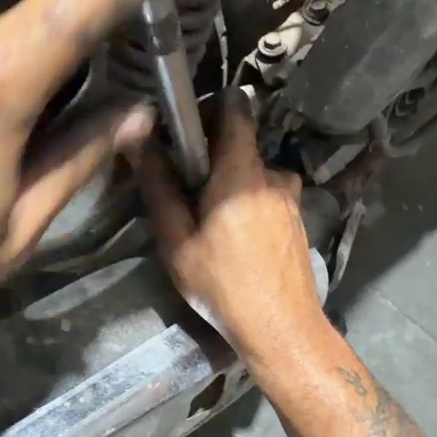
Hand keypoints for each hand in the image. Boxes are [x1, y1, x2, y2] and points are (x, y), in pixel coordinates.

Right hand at [129, 91, 328, 367]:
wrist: (281, 328)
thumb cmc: (223, 285)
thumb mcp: (177, 242)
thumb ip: (159, 188)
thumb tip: (137, 141)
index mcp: (241, 172)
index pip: (235, 110)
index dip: (210, 108)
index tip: (186, 126)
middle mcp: (273, 175)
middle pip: (241, 147)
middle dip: (215, 159)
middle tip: (188, 189)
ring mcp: (292, 198)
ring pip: (255, 175)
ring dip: (234, 187)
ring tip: (212, 222)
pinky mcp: (299, 220)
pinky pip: (269, 197)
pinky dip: (252, 206)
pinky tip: (238, 240)